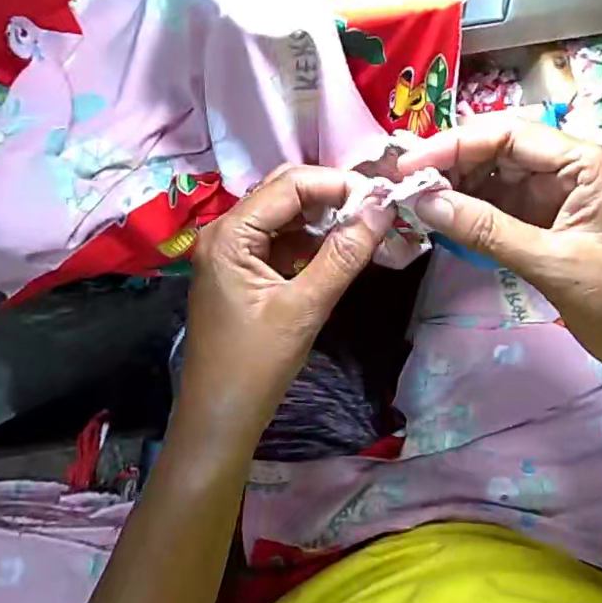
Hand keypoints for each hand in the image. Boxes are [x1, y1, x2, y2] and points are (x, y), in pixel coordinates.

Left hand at [178, 164, 389, 446]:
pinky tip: (339, 251)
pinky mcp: (241, 270)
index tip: (382, 196)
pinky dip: (310, 242)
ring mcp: (230, 250)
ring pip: (284, 216)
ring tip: (366, 227)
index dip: (337, 184)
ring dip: (323, 218)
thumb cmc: (255, 365)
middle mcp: (224, 231)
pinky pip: (280, 241)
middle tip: (376, 209)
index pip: (289, 185)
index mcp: (229, 234)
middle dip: (331, 197)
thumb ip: (343, 255)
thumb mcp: (304, 308)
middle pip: (284, 193)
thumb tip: (382, 209)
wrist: (219, 418)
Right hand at [394, 118, 601, 359]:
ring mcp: (560, 196)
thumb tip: (423, 202)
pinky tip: (442, 217)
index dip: (454, 146)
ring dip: (458, 187)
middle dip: (452, 165)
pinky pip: (503, 207)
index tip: (409, 165)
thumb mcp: (551, 262)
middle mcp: (572, 169)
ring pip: (497, 179)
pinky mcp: (549, 222)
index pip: (510, 135)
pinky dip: (472, 211)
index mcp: (587, 163)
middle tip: (405, 183)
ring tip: (416, 199)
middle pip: (500, 151)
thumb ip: (485, 229)